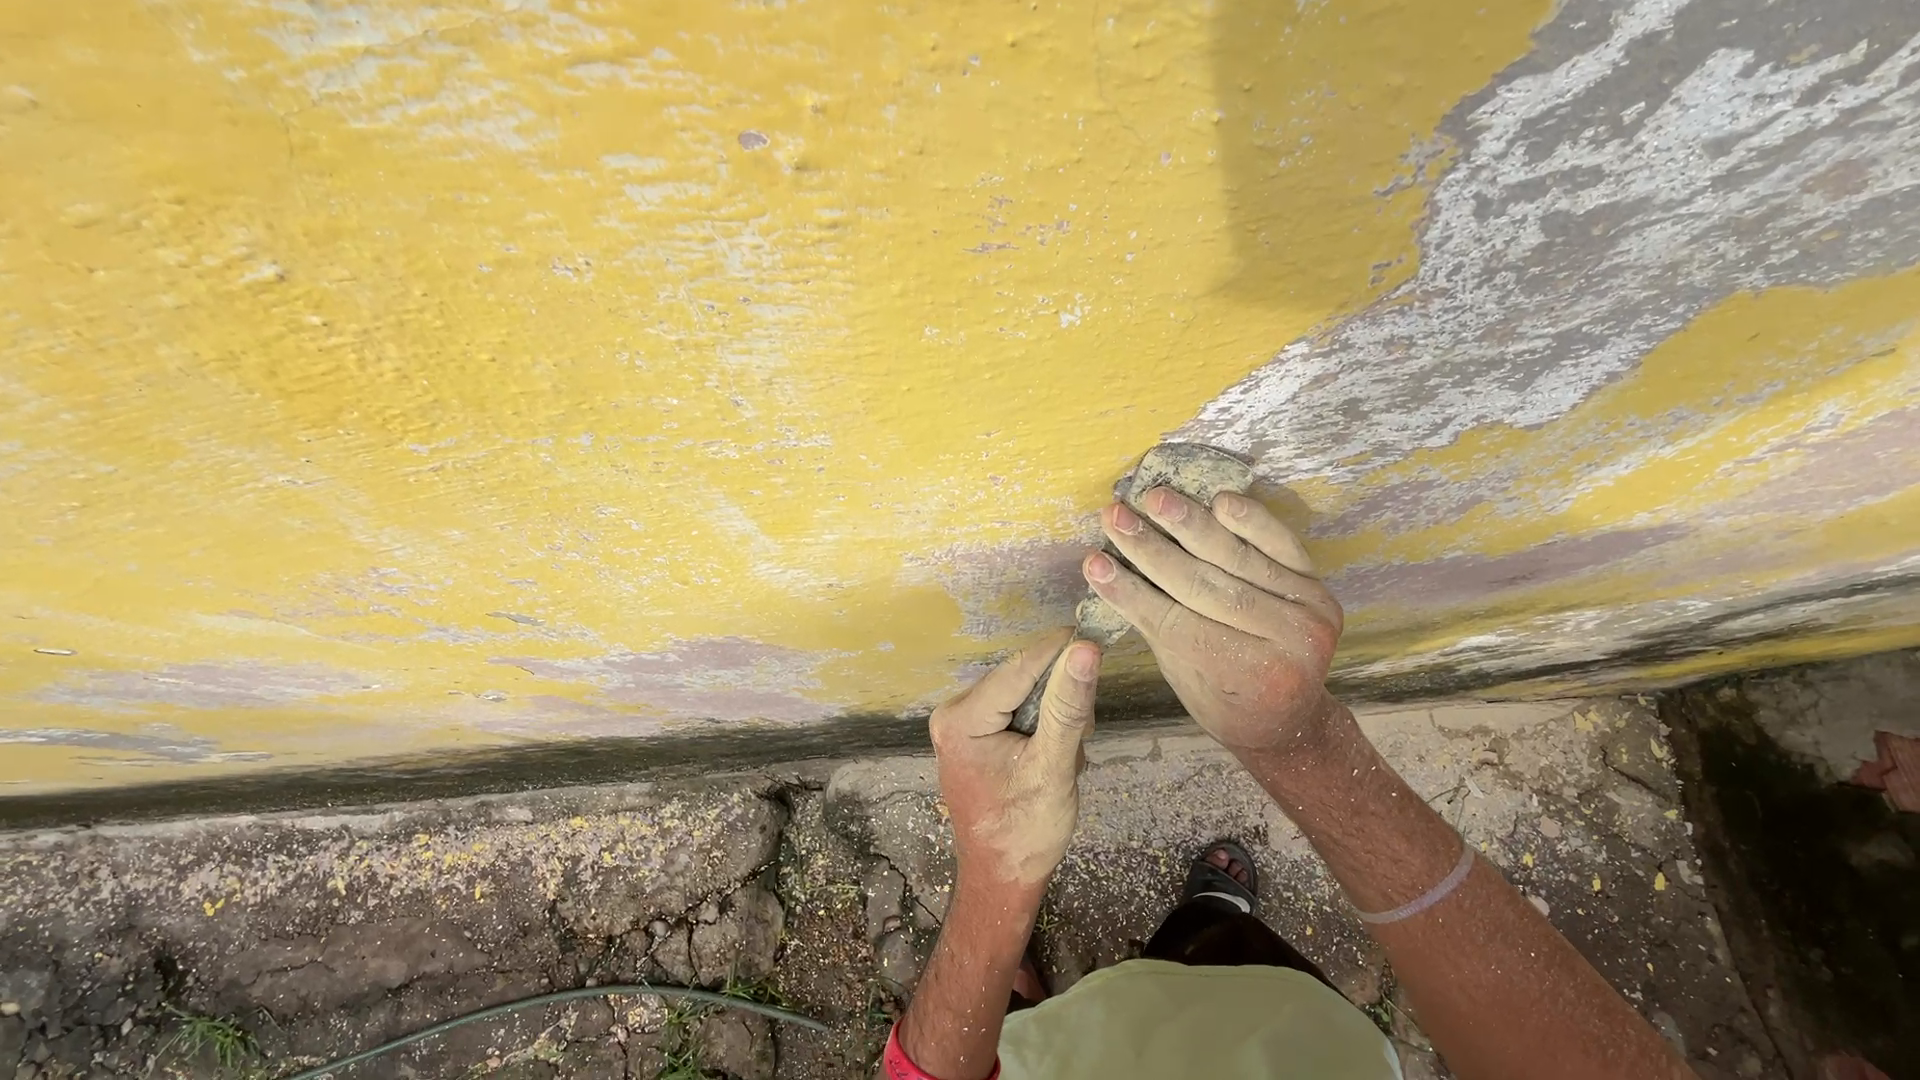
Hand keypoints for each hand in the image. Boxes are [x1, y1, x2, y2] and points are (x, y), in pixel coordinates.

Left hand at [928, 627, 1102, 888]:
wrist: (1002, 877)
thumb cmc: (1025, 831)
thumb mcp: (1053, 766)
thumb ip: (1069, 707)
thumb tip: (1085, 649)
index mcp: (961, 719)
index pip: (1018, 668)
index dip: (1058, 650)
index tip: (1096, 634)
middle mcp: (953, 712)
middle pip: (1020, 679)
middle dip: (1057, 699)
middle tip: (1082, 733)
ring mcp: (960, 723)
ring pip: (1022, 694)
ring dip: (1052, 717)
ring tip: (1064, 757)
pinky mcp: (972, 734)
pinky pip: (1014, 711)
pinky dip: (1040, 727)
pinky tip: (1049, 758)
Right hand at [1081, 487, 1342, 753]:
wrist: (1290, 718)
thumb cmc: (1225, 705)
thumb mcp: (1183, 678)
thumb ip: (1156, 624)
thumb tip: (1107, 571)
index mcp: (1247, 678)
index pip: (1174, 623)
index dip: (1130, 591)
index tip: (1093, 562)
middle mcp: (1285, 643)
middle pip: (1203, 585)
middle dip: (1151, 549)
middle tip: (1115, 517)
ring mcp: (1308, 612)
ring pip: (1236, 558)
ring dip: (1189, 523)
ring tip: (1152, 498)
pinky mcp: (1318, 586)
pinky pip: (1282, 544)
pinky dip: (1250, 520)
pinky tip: (1218, 500)